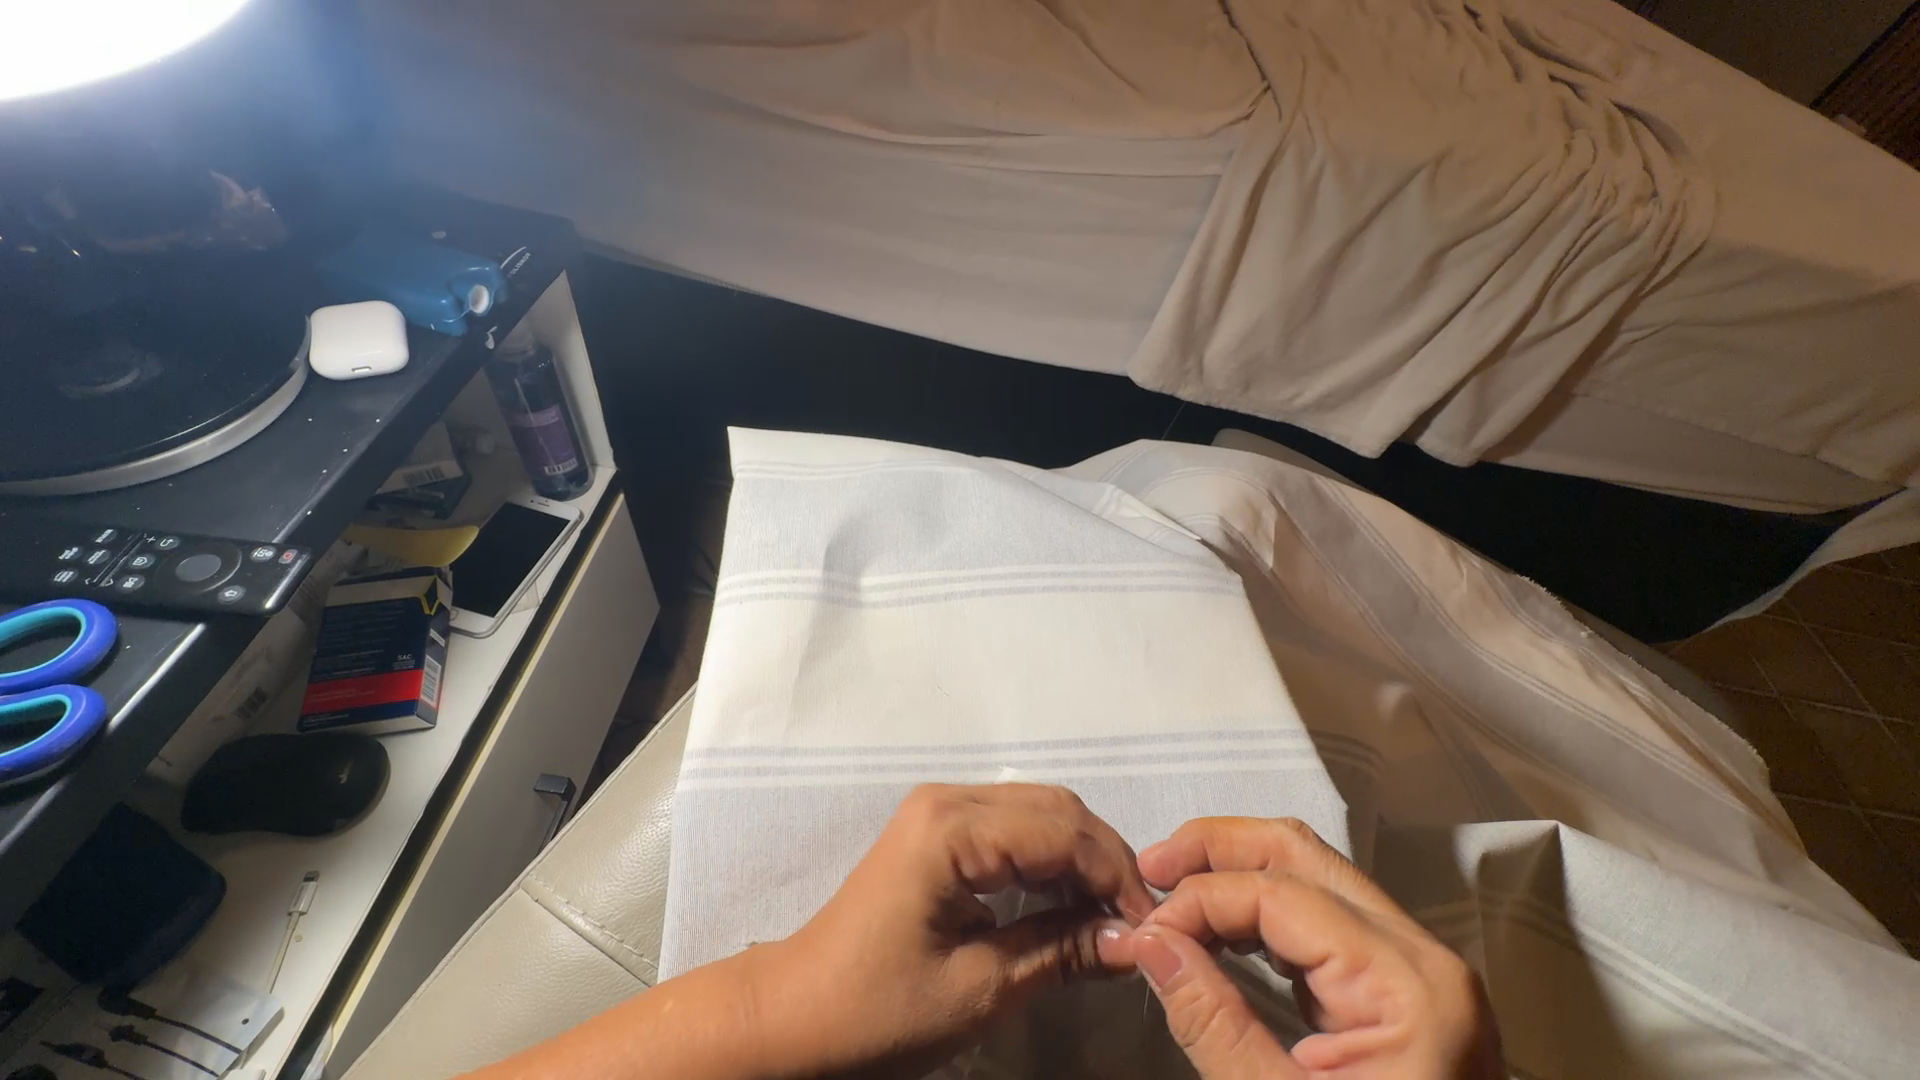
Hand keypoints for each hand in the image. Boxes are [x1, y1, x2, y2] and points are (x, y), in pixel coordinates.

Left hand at [750, 784, 1157, 1078]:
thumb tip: (1136, 940)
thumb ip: (1062, 951)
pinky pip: (1012, 827)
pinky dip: (1049, 859)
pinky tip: (1067, 901)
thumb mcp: (981, 989)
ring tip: (1110, 916)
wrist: (795, 1016)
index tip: (1154, 928)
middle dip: (1104, 860)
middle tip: (1137, 922)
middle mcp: (948, 799)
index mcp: (952, 828)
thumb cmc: (879, 1010)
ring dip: (1080, 858)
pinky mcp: (938, 829)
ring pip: (1038, 812)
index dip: (1115, 876)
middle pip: (1055, 809)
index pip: (1062, 831)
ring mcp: (940, 809)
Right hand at [1129, 818, 1502, 1078]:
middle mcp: (1420, 953)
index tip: (1146, 933)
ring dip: (1236, 871)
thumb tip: (1147, 940)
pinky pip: (1322, 912)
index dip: (1200, 899)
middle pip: (1302, 854)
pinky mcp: (1399, 984)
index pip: (1278, 893)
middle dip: (1217, 850)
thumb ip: (1210, 1020)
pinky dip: (1262, 905)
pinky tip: (1220, 925)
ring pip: (1312, 871)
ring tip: (1174, 888)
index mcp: (1405, 985)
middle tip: (1152, 867)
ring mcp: (1416, 965)